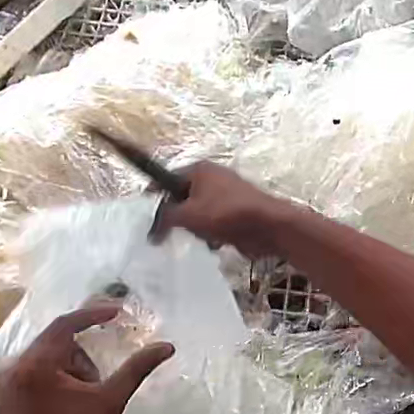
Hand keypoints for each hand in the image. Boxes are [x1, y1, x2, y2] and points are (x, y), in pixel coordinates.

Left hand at [0, 305, 173, 413]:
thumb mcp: (109, 402)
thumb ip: (136, 369)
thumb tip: (167, 346)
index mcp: (35, 364)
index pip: (65, 325)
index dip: (93, 314)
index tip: (118, 312)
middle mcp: (13, 369)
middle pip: (55, 344)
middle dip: (82, 358)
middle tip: (99, 383)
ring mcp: (4, 386)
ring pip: (45, 361)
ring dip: (69, 371)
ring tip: (83, 402)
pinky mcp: (3, 402)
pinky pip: (32, 376)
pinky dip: (53, 381)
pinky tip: (66, 407)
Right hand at [152, 163, 301, 258]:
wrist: (269, 226)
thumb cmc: (227, 214)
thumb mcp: (188, 215)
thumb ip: (165, 218)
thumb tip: (151, 230)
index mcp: (199, 169)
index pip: (165, 179)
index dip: (153, 197)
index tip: (144, 217)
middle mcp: (212, 178)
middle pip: (182, 198)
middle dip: (178, 218)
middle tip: (171, 233)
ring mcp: (226, 196)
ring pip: (198, 214)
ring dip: (196, 229)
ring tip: (200, 238)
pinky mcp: (236, 213)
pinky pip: (214, 224)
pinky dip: (212, 235)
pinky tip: (215, 244)